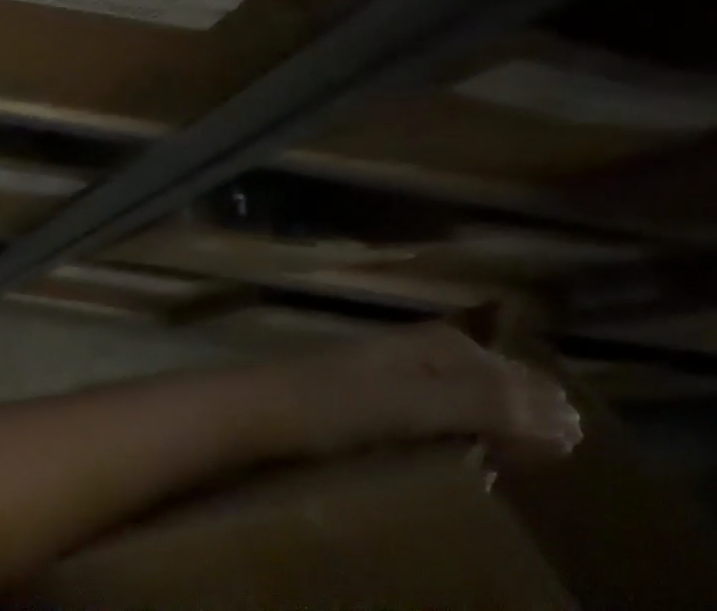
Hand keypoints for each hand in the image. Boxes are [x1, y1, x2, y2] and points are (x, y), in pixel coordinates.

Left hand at [281, 322, 582, 456]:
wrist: (244, 413)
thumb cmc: (324, 403)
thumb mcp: (410, 403)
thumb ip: (483, 403)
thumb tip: (566, 414)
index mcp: (424, 344)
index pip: (502, 368)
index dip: (537, 404)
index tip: (566, 447)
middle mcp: (404, 353)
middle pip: (477, 383)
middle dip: (510, 417)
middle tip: (534, 462)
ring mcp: (375, 379)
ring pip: (448, 403)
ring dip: (476, 431)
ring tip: (496, 467)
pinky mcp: (353, 408)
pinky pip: (414, 421)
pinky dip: (437, 440)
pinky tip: (440, 464)